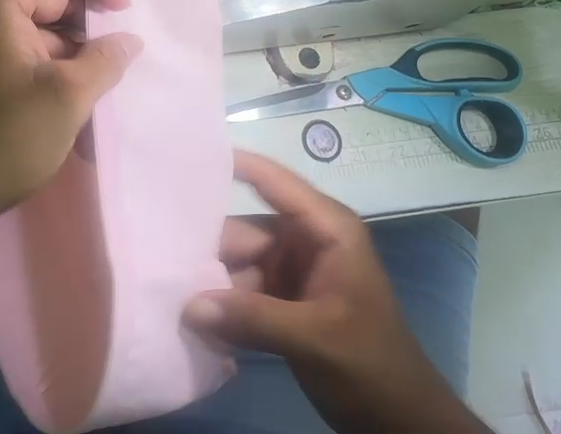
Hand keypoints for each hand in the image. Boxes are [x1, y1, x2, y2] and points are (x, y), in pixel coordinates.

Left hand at [0, 0, 142, 249]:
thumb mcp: (66, 100)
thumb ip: (105, 59)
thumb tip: (126, 40)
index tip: (121, 13)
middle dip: (86, 17)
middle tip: (109, 60)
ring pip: (39, 20)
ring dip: (72, 49)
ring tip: (93, 95)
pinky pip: (21, 44)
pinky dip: (50, 66)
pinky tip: (70, 108)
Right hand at [185, 151, 446, 432]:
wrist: (400, 421)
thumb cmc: (373, 365)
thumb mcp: (316, 339)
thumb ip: (254, 319)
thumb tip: (189, 306)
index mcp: (326, 230)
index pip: (275, 183)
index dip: (236, 165)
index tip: (189, 154)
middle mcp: (305, 241)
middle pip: (244, 229)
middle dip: (208, 245)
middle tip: (160, 259)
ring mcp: (291, 272)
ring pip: (236, 263)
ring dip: (208, 283)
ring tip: (166, 294)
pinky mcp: (280, 303)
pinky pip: (239, 293)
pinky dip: (219, 307)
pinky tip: (191, 323)